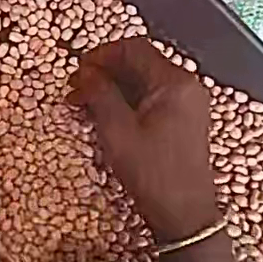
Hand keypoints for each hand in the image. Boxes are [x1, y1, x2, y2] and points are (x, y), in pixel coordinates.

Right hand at [68, 37, 219, 241]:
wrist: (184, 213)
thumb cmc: (151, 173)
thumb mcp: (118, 132)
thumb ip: (100, 95)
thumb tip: (85, 72)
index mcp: (174, 82)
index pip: (133, 48)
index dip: (100, 54)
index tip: (76, 70)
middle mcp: (186, 86)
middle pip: (139, 63)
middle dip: (104, 72)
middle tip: (75, 89)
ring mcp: (187, 103)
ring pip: (143, 81)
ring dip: (113, 87)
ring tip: (84, 104)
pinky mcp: (183, 120)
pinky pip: (151, 98)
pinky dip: (126, 101)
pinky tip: (105, 116)